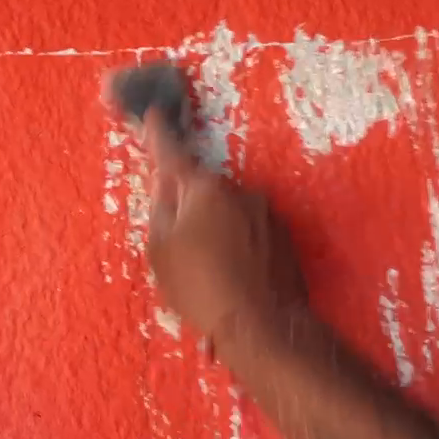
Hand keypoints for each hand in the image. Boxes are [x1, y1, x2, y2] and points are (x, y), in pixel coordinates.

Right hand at [141, 111, 307, 353]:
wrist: (263, 326)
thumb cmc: (199, 287)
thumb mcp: (161, 251)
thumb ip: (160, 210)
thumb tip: (165, 185)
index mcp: (202, 188)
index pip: (172, 154)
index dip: (158, 134)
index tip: (153, 113)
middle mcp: (238, 190)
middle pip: (202, 191)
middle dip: (188, 207)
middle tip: (178, 246)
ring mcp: (266, 213)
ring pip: (227, 213)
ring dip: (215, 231)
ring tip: (209, 274)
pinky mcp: (285, 238)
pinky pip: (249, 233)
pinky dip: (237, 247)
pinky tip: (231, 278)